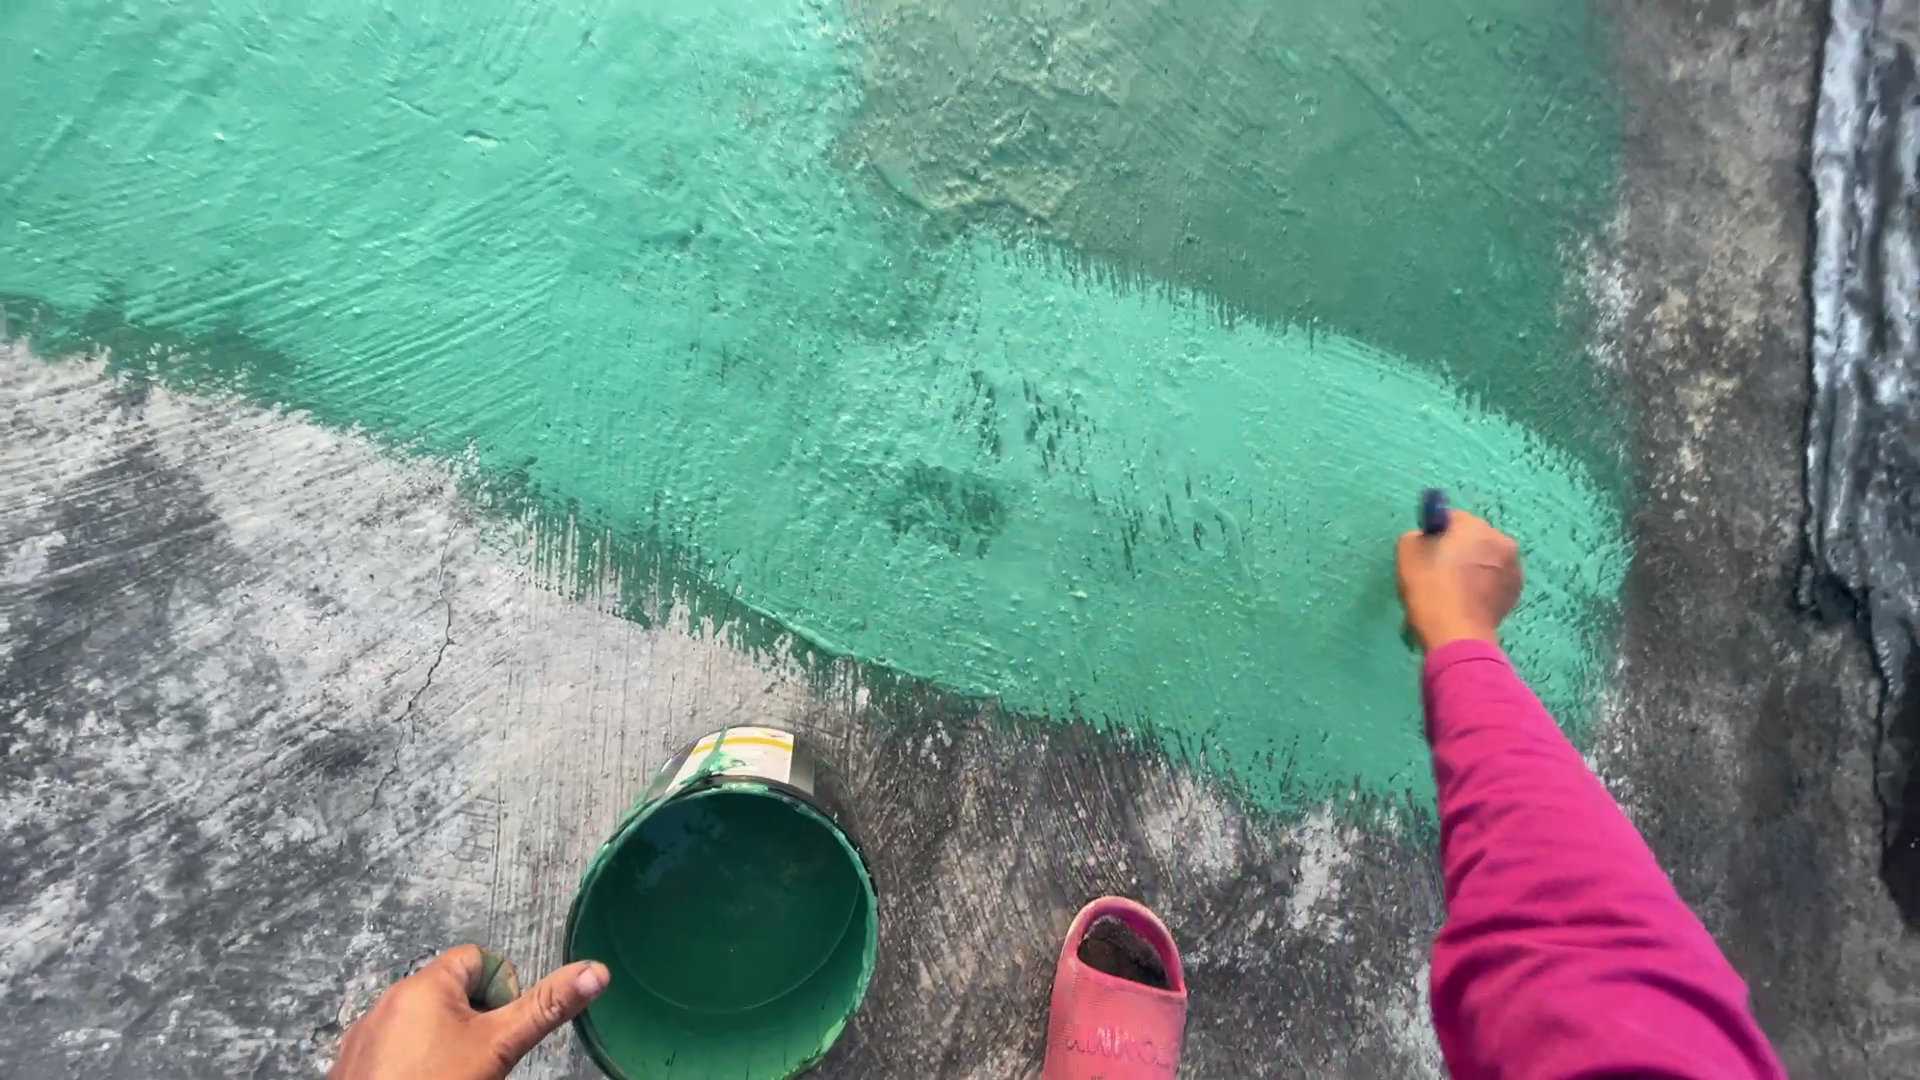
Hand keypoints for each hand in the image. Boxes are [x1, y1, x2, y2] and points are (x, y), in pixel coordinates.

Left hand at [328, 946, 609, 1079]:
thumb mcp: (500, 1047)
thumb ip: (548, 1005)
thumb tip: (600, 970)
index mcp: (423, 984)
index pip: (480, 960)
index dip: (499, 991)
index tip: (497, 1031)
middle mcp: (386, 1001)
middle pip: (454, 992)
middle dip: (474, 1021)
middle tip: (478, 1061)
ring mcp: (361, 1040)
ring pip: (424, 1024)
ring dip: (444, 1044)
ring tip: (450, 1077)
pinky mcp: (346, 1072)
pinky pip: (393, 1052)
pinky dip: (411, 1066)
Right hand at [1395, 510, 1521, 650]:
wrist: (1455, 630)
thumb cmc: (1429, 586)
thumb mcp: (1406, 552)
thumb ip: (1416, 536)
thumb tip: (1426, 538)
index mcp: (1476, 528)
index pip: (1452, 516)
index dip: (1436, 531)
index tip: (1425, 548)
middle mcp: (1502, 542)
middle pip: (1474, 537)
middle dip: (1459, 547)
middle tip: (1437, 568)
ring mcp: (1514, 568)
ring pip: (1487, 558)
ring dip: (1473, 565)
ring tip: (1452, 587)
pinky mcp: (1516, 592)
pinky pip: (1495, 578)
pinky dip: (1482, 583)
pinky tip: (1465, 598)